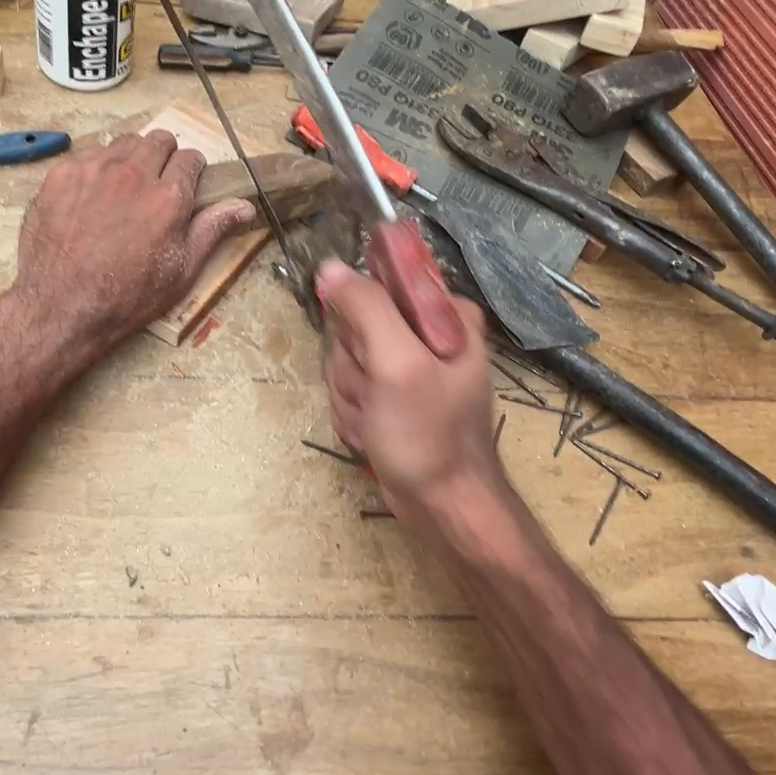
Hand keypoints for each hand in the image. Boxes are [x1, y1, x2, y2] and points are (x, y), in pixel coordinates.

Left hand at [13, 130, 254, 351]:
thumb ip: (212, 230)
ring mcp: (94, 169)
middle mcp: (134, 173)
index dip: (191, 172)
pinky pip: (88, 154)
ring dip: (131, 158)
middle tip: (155, 186)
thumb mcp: (181, 272)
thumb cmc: (127, 296)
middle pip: (159, 140)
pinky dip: (96, 168)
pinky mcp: (62, 174)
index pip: (191, 158)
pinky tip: (91, 196)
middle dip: (164, 157)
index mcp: (169, 197)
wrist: (63, 305)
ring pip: (124, 142)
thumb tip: (245, 206)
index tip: (185, 185)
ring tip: (123, 189)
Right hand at [318, 258, 499, 517]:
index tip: (371, 351)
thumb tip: (330, 267)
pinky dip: (354, 413)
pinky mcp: (392, 395)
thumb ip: (365, 308)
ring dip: (351, 395)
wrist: (444, 507)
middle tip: (376, 393)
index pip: (378, 283)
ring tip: (378, 420)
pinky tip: (374, 432)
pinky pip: (351, 387)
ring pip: (346, 359)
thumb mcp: (396, 364)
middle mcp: (428, 333)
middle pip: (354, 324)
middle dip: (354, 366)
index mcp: (444, 313)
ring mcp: (408, 366)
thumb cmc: (429, 436)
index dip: (361, 318)